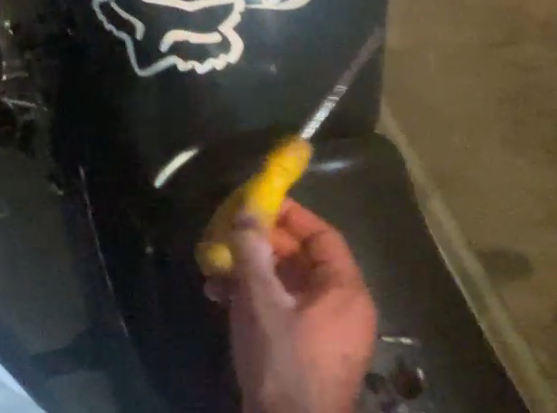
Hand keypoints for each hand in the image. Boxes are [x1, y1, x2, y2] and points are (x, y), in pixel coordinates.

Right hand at [214, 201, 377, 412]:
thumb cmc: (282, 357)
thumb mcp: (260, 299)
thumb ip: (252, 251)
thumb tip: (246, 211)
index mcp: (344, 292)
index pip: (323, 236)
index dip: (290, 214)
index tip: (253, 200)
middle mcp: (342, 305)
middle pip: (301, 256)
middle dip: (258, 241)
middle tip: (222, 232)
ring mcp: (325, 327)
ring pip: (285, 279)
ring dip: (247, 267)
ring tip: (212, 266)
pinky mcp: (306, 343)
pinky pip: (281, 302)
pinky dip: (251, 292)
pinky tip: (217, 293)